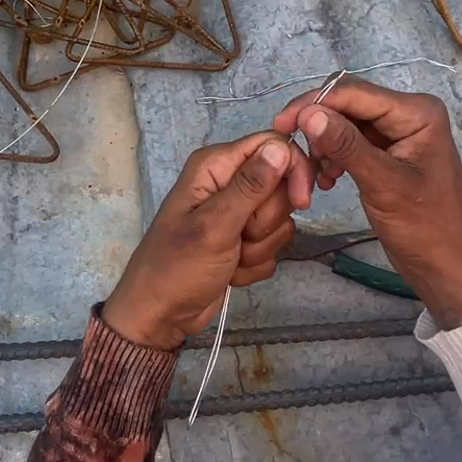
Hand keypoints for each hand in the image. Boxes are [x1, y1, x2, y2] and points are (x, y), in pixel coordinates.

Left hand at [102, 132, 307, 349]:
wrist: (161, 315)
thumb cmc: (177, 266)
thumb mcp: (215, 225)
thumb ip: (250, 186)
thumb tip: (280, 148)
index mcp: (216, 165)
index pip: (273, 145)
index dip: (293, 170)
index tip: (301, 202)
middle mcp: (228, 182)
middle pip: (281, 184)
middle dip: (267, 220)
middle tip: (240, 236)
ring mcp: (237, 212)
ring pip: (280, 219)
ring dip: (260, 246)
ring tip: (230, 257)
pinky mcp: (244, 240)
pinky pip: (273, 244)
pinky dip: (256, 262)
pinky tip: (231, 271)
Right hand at [274, 80, 461, 328]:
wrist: (451, 272)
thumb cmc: (427, 229)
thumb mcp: (383, 185)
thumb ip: (345, 145)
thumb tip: (307, 113)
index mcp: (417, 112)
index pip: (353, 92)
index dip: (314, 104)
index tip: (280, 125)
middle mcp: (407, 113)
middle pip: (347, 102)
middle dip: (318, 123)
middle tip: (292, 149)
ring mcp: (398, 132)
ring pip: (344, 121)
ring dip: (324, 142)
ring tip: (315, 174)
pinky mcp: (388, 151)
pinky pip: (350, 140)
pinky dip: (333, 155)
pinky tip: (327, 180)